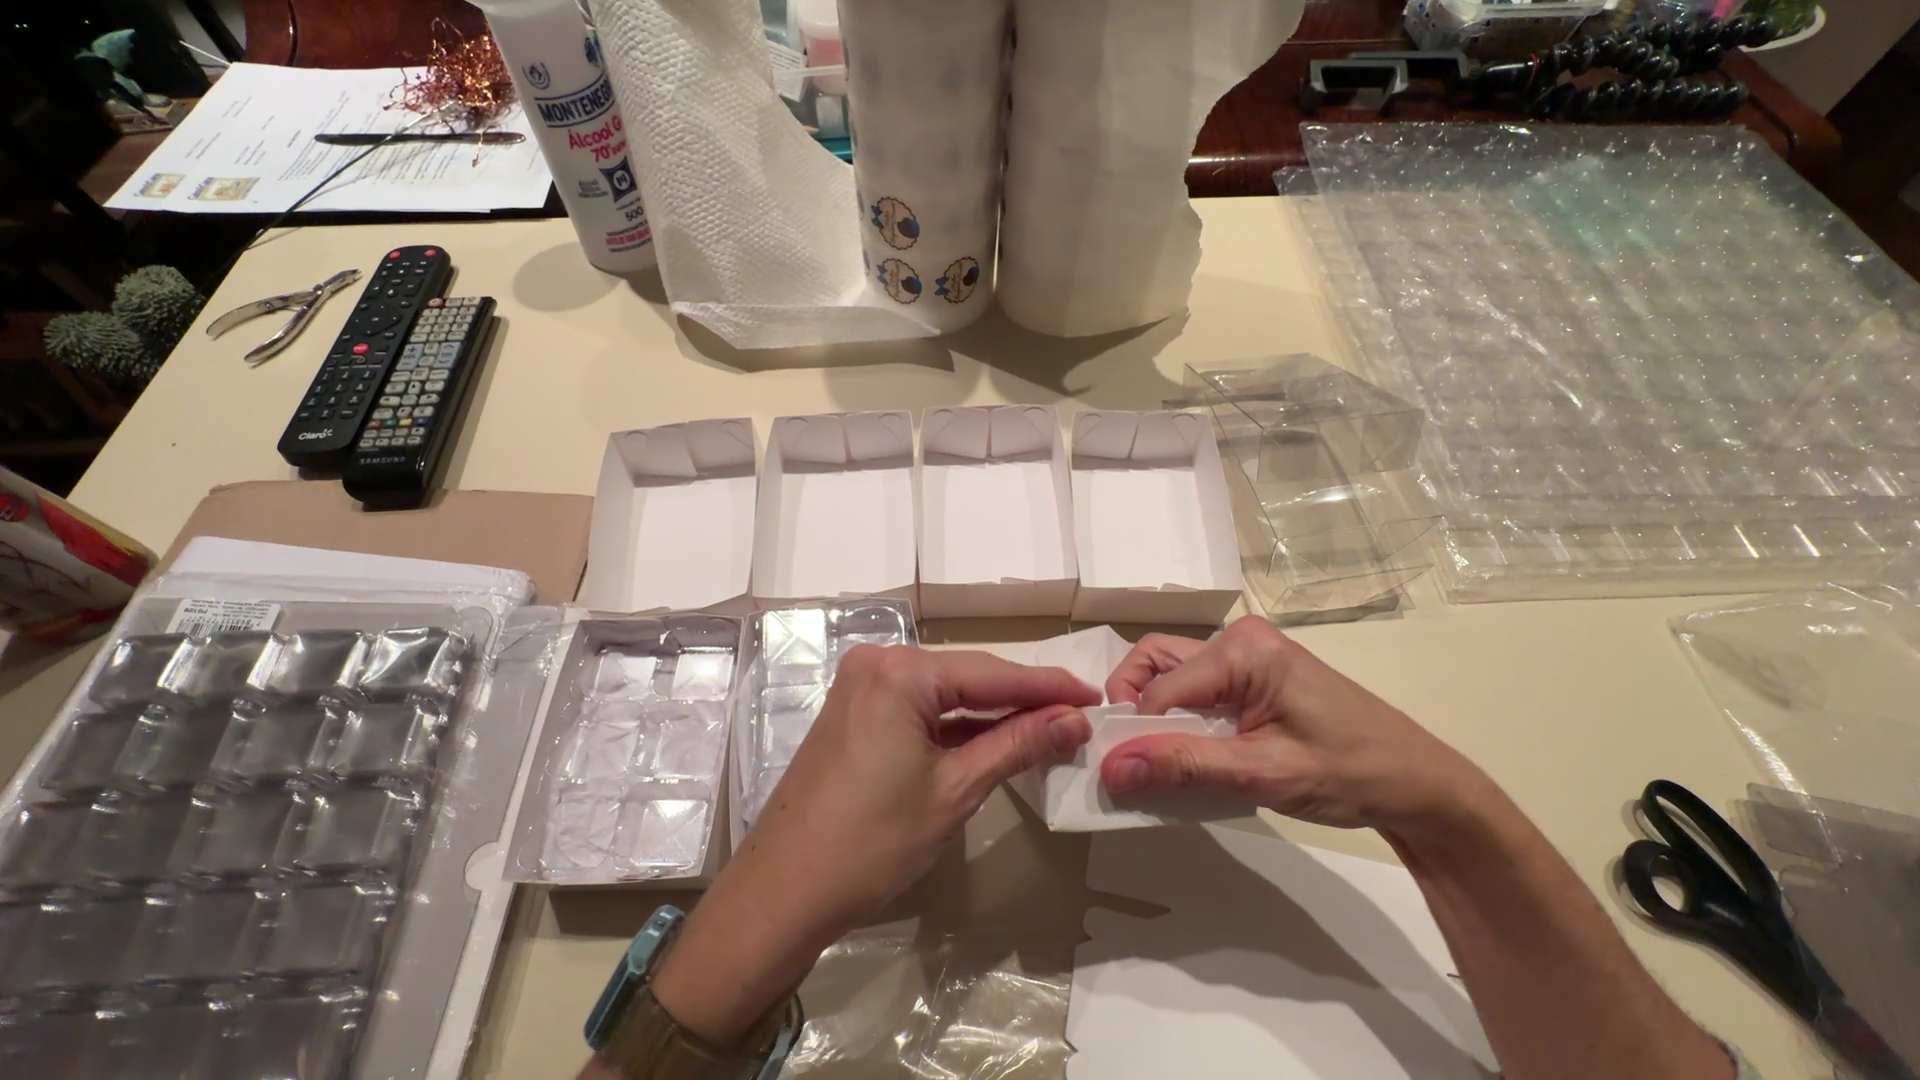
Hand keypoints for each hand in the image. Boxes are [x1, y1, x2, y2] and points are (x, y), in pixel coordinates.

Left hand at [647, 646, 1097, 1046]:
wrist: (785, 891)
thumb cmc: (873, 841)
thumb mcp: (955, 790)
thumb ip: (1017, 744)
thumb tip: (1074, 720)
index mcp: (900, 672)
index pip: (993, 673)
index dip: (1049, 687)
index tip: (1097, 696)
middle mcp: (878, 663)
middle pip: (969, 676)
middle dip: (1024, 698)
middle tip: (1080, 715)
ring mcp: (862, 687)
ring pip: (945, 692)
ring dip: (993, 712)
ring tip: (1052, 726)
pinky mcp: (857, 712)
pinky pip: (920, 708)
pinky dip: (958, 725)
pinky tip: (997, 736)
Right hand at [1101, 616, 1492, 835]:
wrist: (1419, 785)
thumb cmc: (1351, 773)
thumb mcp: (1263, 773)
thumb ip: (1186, 766)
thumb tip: (1112, 768)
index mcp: (1243, 649)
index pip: (1159, 687)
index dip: (1135, 731)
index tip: (1124, 777)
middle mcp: (1239, 641)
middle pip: (1155, 663)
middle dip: (1133, 709)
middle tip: (1132, 760)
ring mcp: (1246, 659)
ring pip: (1170, 678)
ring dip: (1156, 719)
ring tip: (1161, 764)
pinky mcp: (1253, 680)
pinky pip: (1196, 694)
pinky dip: (1180, 725)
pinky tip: (1189, 760)